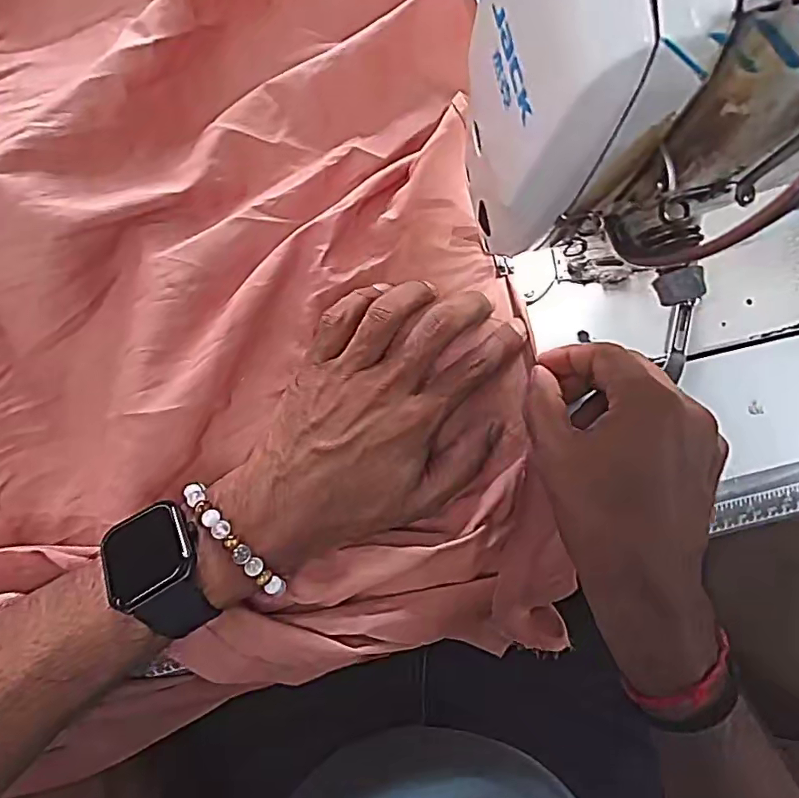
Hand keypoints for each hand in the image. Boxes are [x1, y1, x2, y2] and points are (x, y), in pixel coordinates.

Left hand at [200, 282, 523, 601]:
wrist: (285, 505)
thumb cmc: (351, 506)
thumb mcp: (421, 500)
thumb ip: (464, 464)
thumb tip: (494, 428)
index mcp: (415, 420)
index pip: (469, 369)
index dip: (498, 345)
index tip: (513, 333)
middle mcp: (384, 388)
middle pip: (433, 329)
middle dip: (464, 307)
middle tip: (476, 303)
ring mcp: (346, 372)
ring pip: (386, 313)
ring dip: (413, 294)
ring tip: (428, 292)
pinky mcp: (315, 366)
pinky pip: (338, 319)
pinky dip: (360, 299)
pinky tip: (376, 296)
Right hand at [523, 343, 728, 696]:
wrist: (646, 584)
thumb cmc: (604, 525)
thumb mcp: (556, 455)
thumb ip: (542, 402)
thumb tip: (541, 379)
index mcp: (653, 401)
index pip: (606, 354)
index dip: (567, 358)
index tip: (544, 371)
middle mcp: (688, 412)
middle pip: (632, 371)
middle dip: (589, 378)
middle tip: (555, 397)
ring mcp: (703, 437)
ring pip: (650, 398)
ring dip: (611, 402)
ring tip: (577, 429)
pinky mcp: (705, 462)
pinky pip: (667, 426)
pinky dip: (636, 426)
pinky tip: (608, 453)